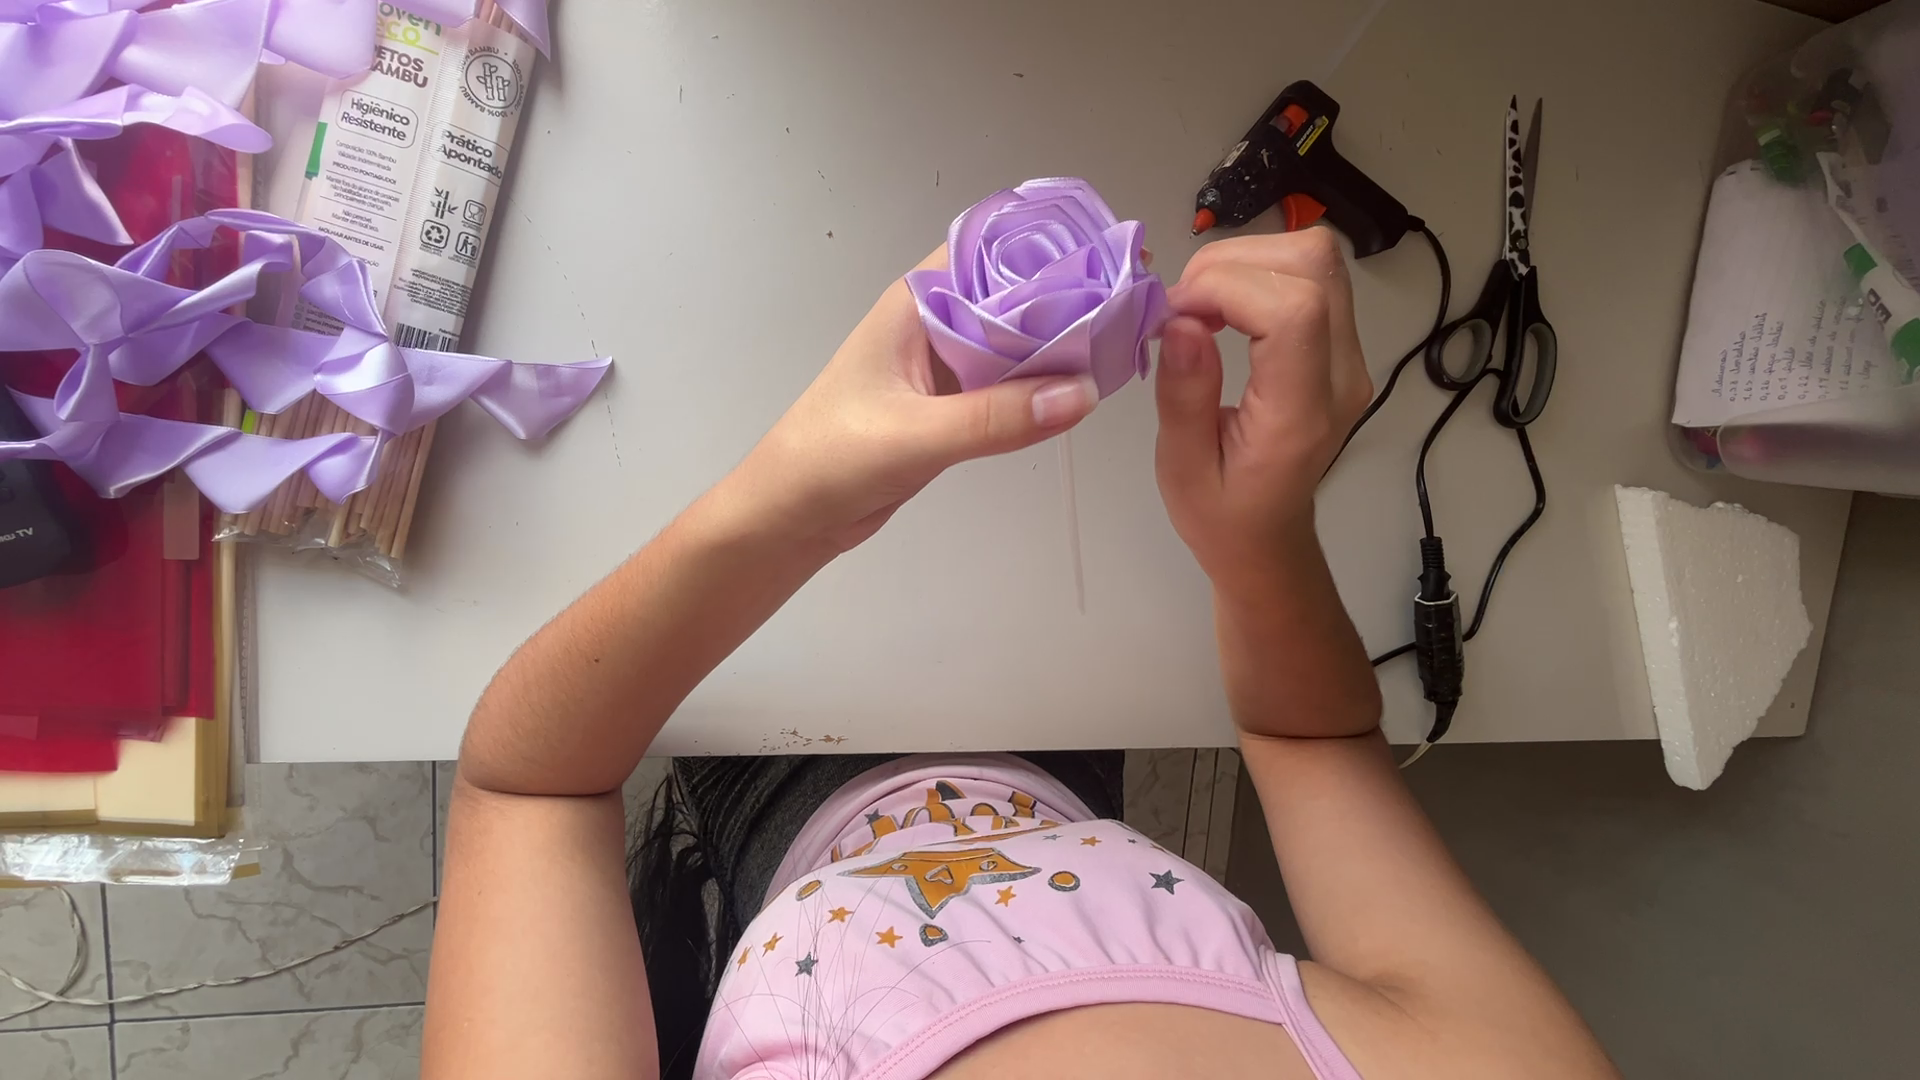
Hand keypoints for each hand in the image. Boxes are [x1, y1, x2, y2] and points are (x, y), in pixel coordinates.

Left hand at [723, 247, 1099, 552]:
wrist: (794, 512)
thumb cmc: (832, 458)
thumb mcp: (914, 435)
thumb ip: (996, 418)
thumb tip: (1084, 395)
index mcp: (918, 302)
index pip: (996, 252)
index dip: (1057, 248)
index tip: (1118, 256)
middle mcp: (937, 323)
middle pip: (1017, 296)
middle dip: (1074, 299)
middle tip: (1139, 307)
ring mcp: (947, 367)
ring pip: (1018, 344)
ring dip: (1063, 347)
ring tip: (1128, 346)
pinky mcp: (954, 407)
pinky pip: (1009, 387)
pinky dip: (1043, 389)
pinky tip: (1083, 394)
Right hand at [1153, 229, 1372, 590]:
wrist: (1267, 538)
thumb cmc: (1220, 514)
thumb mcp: (1183, 468)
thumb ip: (1185, 396)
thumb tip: (1180, 321)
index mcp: (1301, 414)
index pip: (1293, 311)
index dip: (1227, 288)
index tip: (1173, 313)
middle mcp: (1341, 375)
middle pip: (1313, 265)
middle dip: (1234, 264)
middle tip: (1183, 306)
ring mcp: (1350, 356)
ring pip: (1317, 259)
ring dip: (1246, 262)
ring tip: (1200, 306)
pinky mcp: (1340, 346)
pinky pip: (1310, 279)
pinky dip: (1259, 275)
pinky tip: (1223, 311)